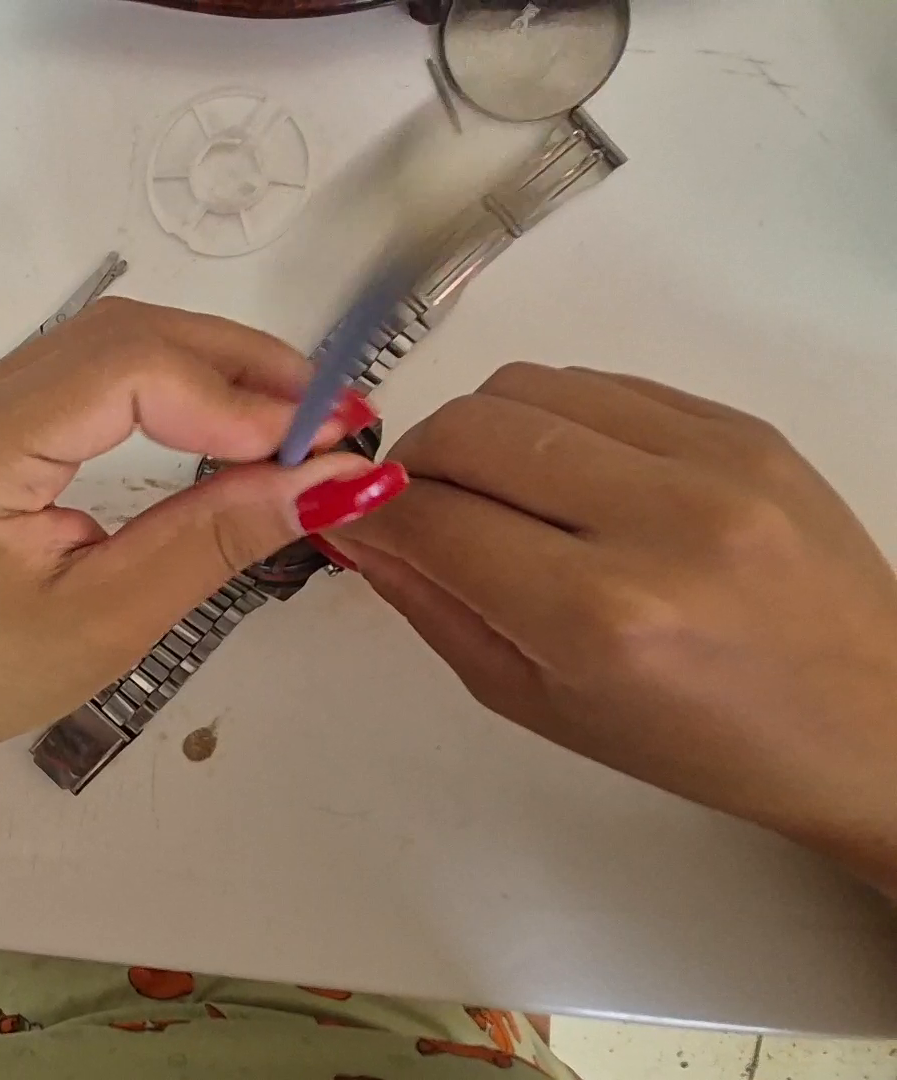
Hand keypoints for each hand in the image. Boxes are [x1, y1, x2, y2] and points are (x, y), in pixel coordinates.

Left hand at [0, 298, 405, 776]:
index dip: (236, 395)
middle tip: (328, 418)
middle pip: (122, 336)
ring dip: (209, 367)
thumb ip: (215, 536)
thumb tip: (336, 477)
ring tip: (290, 417)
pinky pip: (93, 372)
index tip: (330, 437)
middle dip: (236, 366)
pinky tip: (219, 416)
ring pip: (112, 342)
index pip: (126, 371)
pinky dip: (168, 383)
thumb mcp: (111, 616)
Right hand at [331, 363, 896, 893]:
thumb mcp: (519, 693)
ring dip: (467, 435)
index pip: (426, 519)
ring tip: (483, 488)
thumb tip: (351, 526)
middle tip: (409, 506)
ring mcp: (714, 460)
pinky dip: (536, 419)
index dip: (359, 511)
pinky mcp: (743, 426)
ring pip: (517, 390)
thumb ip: (424, 600)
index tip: (337, 515)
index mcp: (596, 614)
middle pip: (464, 432)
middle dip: (405, 464)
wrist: (880, 725)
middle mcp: (659, 520)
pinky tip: (551, 471)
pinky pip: (587, 384)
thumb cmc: (680, 736)